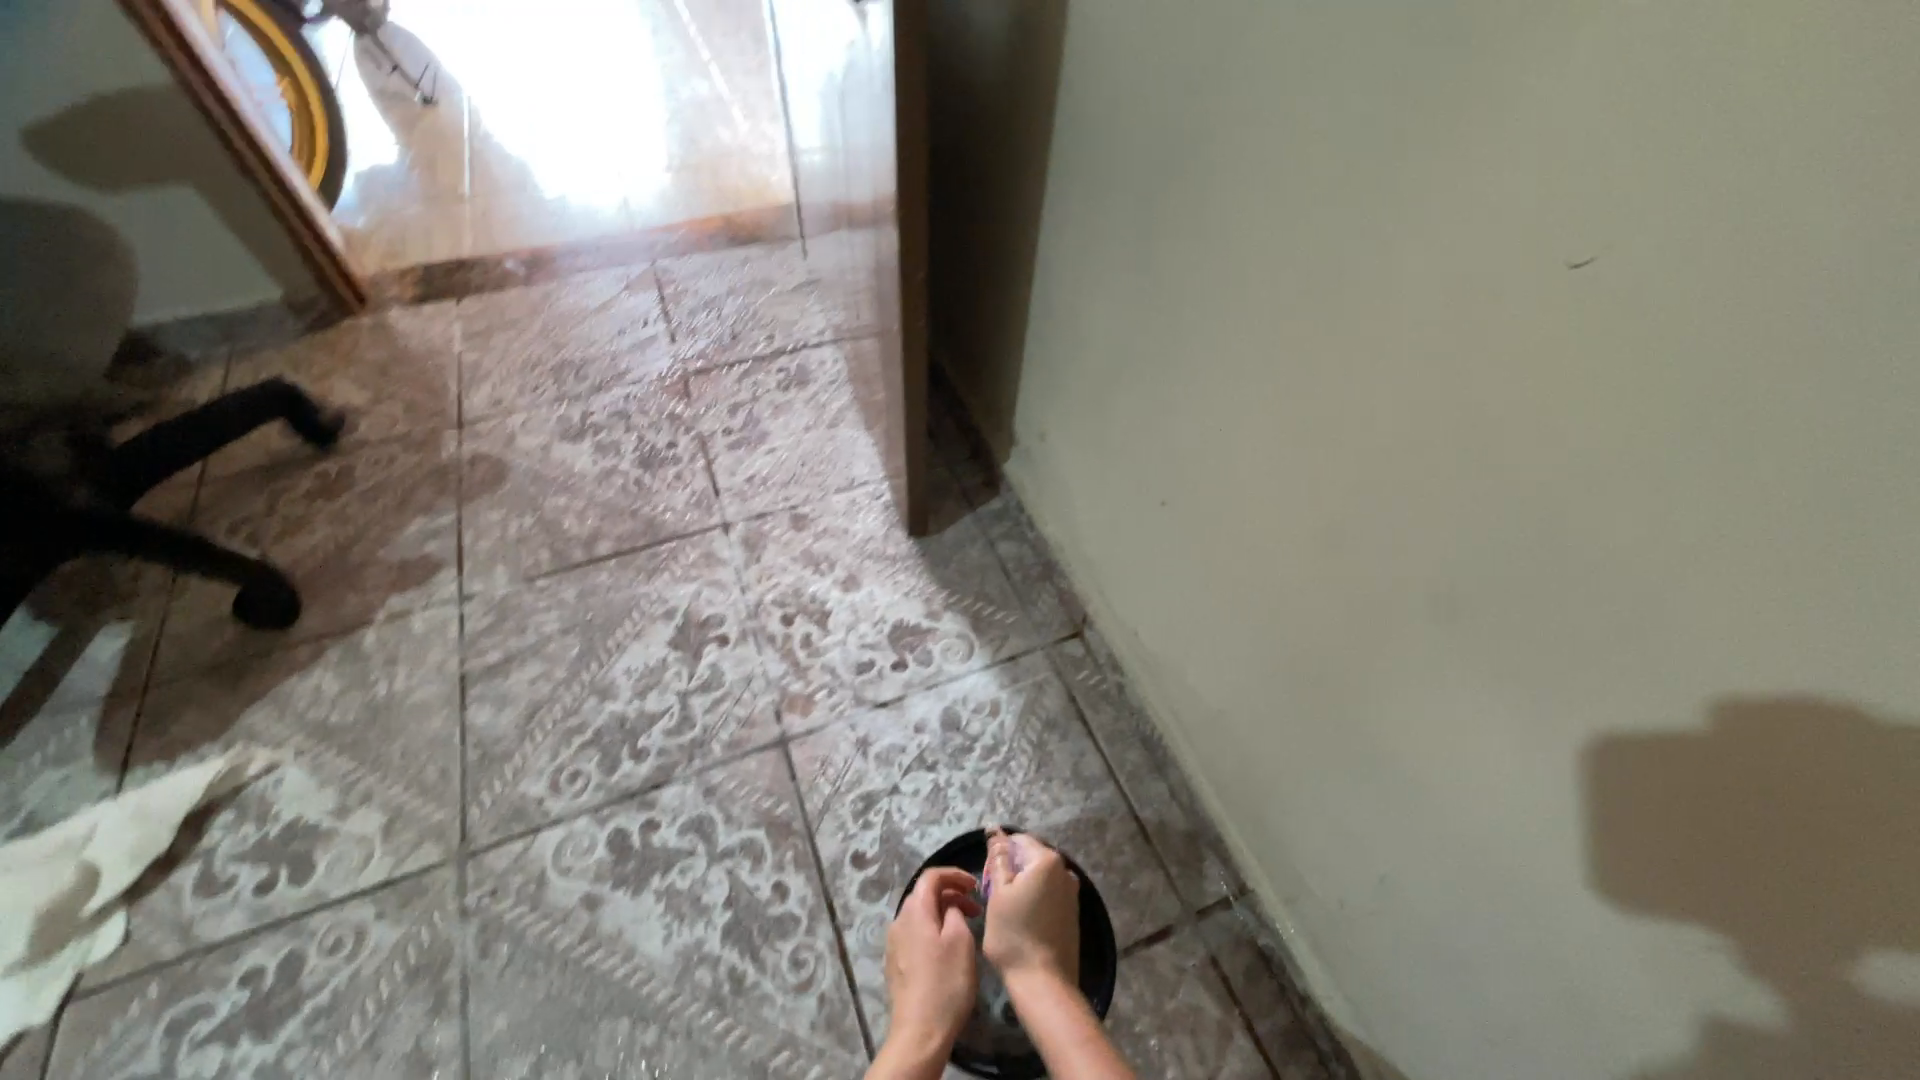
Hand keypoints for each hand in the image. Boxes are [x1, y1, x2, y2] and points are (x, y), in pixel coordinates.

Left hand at [883, 867, 982, 1056]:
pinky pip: (915, 933)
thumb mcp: (961, 940)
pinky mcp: (896, 962)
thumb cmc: (946, 982)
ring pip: (920, 915)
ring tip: (964, 928)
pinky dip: (933, 929)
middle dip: (950, 894)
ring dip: (942, 913)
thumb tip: (949, 906)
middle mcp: (899, 921)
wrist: (920, 1030)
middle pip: (924, 894)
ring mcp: (894, 943)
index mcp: (914, 911)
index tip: (974, 886)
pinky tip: (947, 948)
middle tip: (974, 909)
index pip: (931, 876)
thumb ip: (955, 912)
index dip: (954, 875)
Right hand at [982, 828, 1079, 986]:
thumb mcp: (997, 893)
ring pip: (1039, 876)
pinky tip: (1023, 919)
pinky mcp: (1072, 911)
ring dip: (1022, 884)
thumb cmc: (1013, 935)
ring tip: (1007, 909)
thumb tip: (995, 831)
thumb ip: (998, 858)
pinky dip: (1034, 898)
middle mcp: (1065, 870)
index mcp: (1047, 860)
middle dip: (1011, 869)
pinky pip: (1049, 893)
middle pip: (1030, 856)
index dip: (999, 855)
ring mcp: (1072, 892)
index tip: (987, 879)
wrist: (1044, 981)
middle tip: (993, 895)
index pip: (1018, 840)